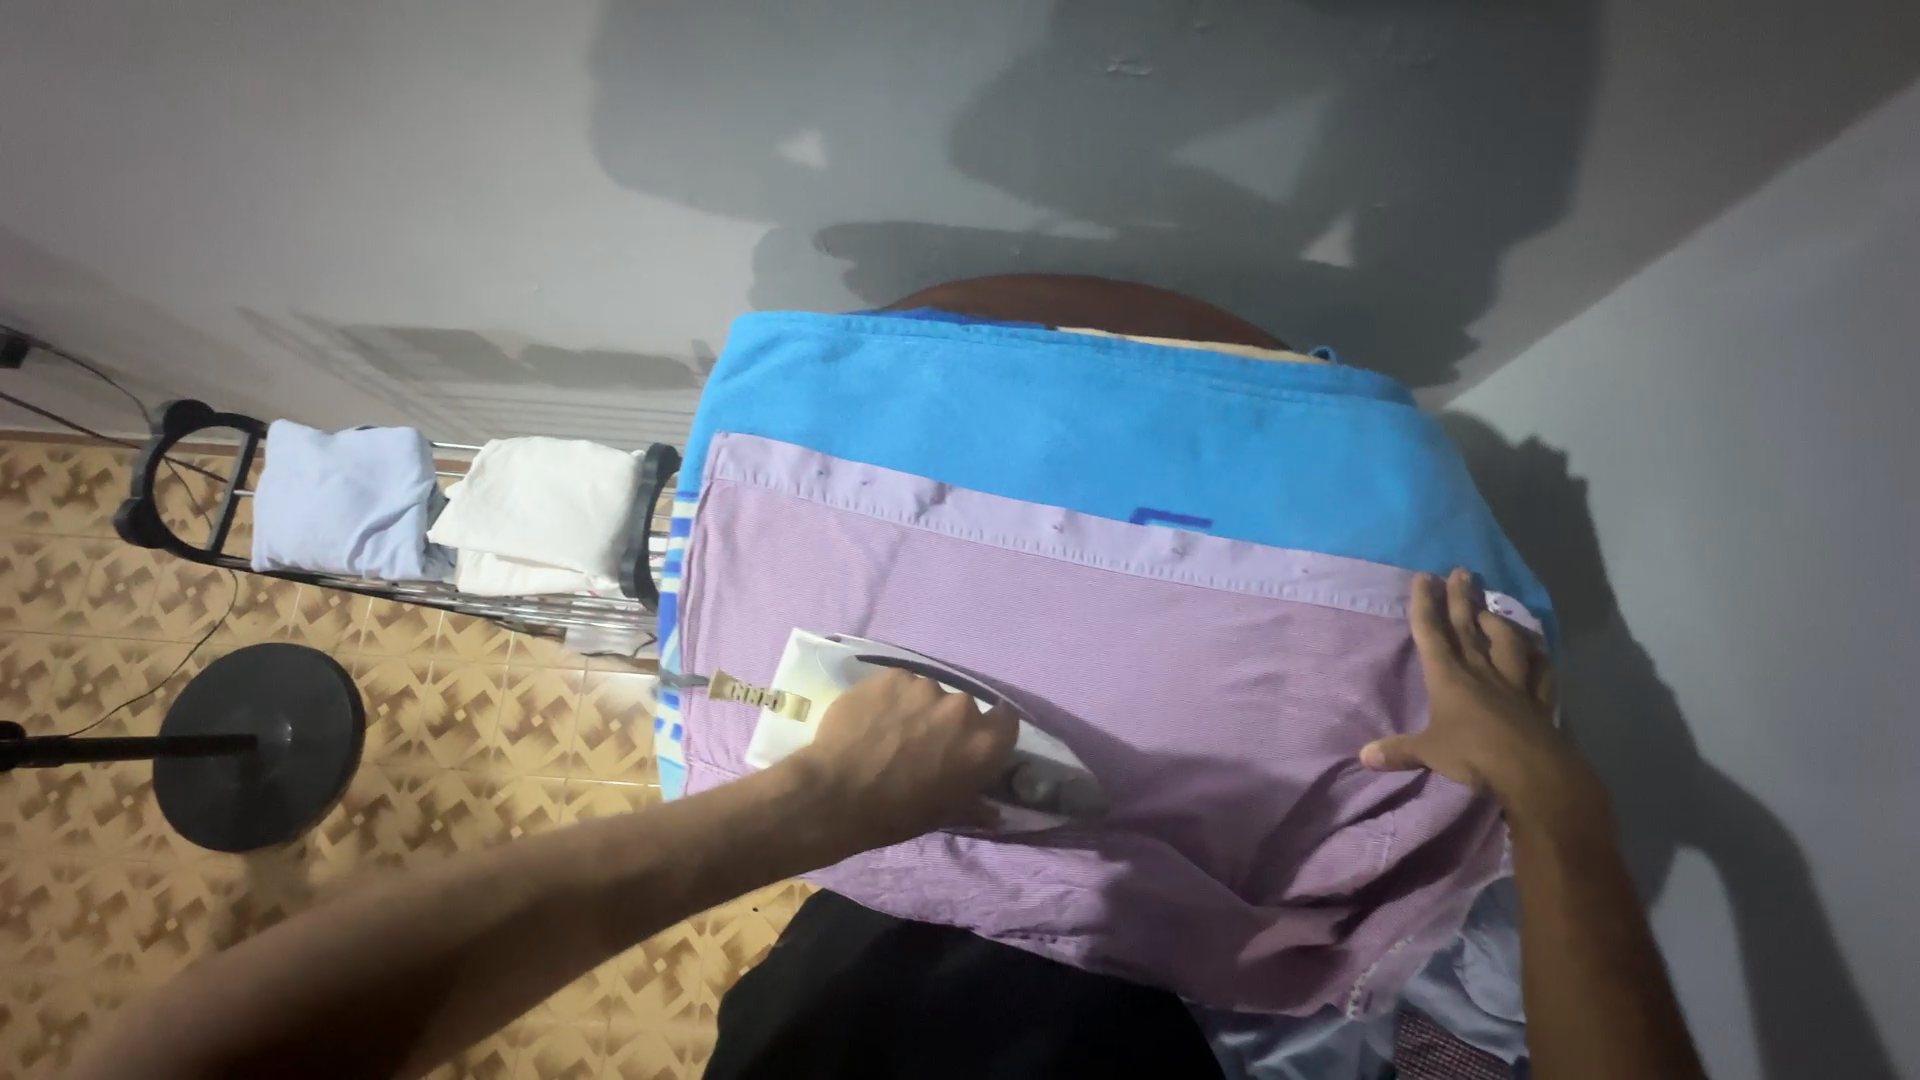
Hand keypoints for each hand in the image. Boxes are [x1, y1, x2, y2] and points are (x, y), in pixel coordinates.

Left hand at [781, 668, 1018, 852]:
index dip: (990, 730)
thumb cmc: (896, 813)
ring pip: (928, 693)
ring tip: (889, 731)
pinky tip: (870, 719)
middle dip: (947, 722)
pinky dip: (889, 698)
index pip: (1006, 721)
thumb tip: (994, 812)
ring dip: (916, 708)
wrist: (836, 793)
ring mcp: (925, 686)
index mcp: (983, 743)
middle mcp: (961, 707)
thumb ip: (975, 803)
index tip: (969, 743)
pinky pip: (899, 684)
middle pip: (963, 708)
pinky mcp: (892, 675)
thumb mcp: (944, 814)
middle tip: (922, 742)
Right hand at [1361, 568, 1605, 823]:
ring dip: (1499, 623)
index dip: (1425, 604)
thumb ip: (1398, 750)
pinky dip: (1538, 659)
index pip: (1431, 633)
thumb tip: (1363, 756)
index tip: (1424, 577)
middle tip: (1461, 572)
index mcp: (1448, 677)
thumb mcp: (1428, 752)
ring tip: (1492, 610)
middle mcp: (1480, 672)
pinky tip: (1538, 651)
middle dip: (1461, 598)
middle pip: (1468, 627)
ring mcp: (1514, 684)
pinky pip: (1541, 673)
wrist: (1535, 774)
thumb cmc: (1473, 755)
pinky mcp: (1539, 701)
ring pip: (1508, 643)